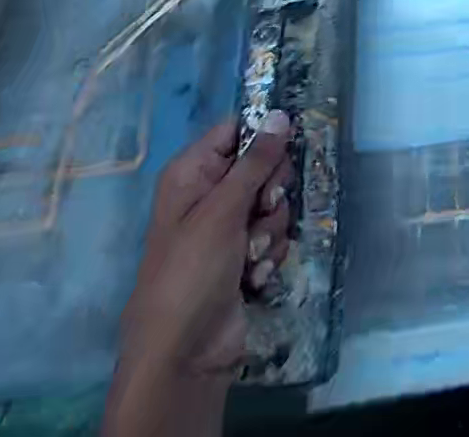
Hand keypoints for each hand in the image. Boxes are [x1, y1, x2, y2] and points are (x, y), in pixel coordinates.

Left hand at [104, 111, 292, 436]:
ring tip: (249, 255)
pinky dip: (268, 254)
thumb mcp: (223, 210)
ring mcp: (229, 225)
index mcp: (193, 171)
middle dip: (270, 192)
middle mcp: (210, 192)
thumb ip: (256, 162)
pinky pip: (273, 235)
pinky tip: (252, 277)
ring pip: (273, 204)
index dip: (262, 138)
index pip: (236, 130)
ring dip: (269, 230)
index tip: (283, 150)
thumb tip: (280, 115)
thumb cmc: (192, 270)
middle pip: (263, 166)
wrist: (185, 353)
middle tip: (260, 210)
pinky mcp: (245, 254)